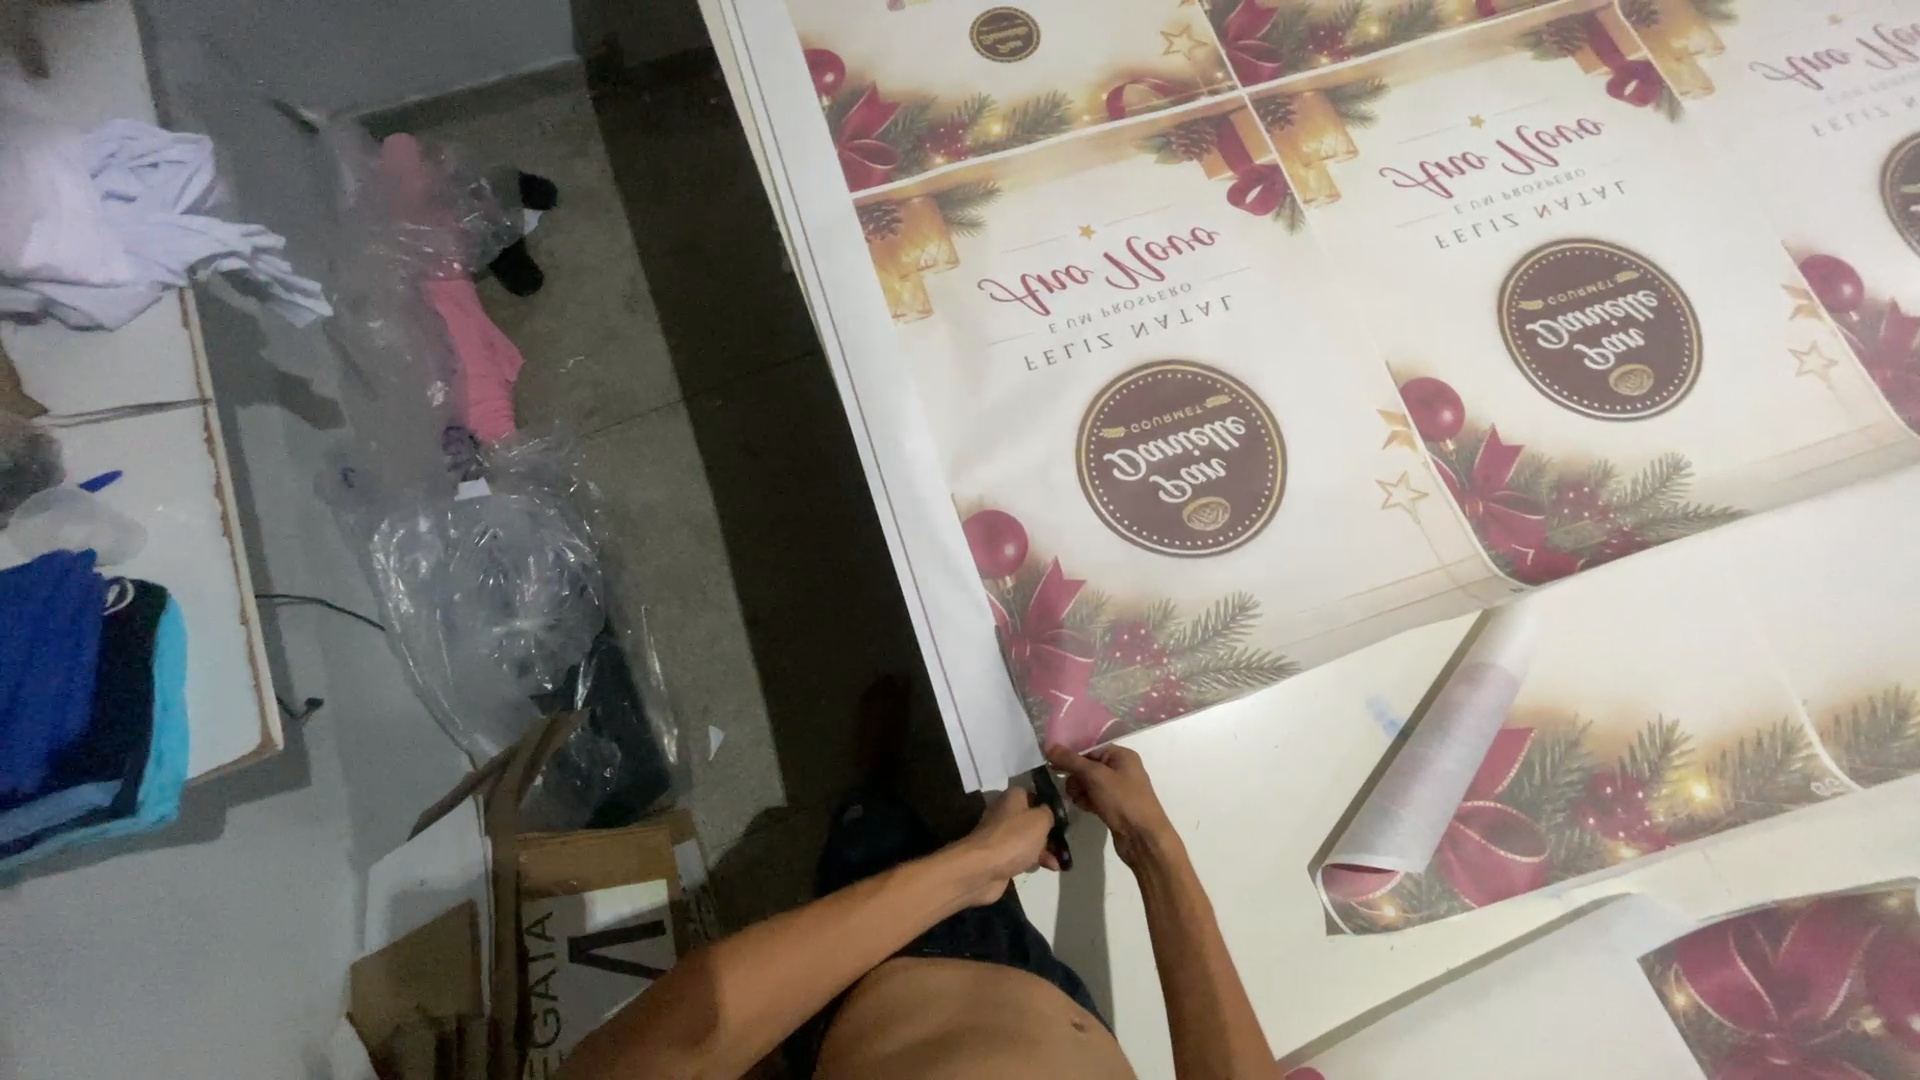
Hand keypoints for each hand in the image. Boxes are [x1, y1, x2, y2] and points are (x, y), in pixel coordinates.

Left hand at [952, 790, 1059, 906]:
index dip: (1050, 807)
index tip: (1065, 820)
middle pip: (1033, 820)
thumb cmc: (1014, 838)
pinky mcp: (1000, 856)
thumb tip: (1059, 804)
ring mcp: (1001, 835)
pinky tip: (1049, 868)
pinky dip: (1034, 861)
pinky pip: (1022, 855)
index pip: (1035, 796)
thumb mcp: (1040, 820)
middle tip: (1064, 844)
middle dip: (1050, 833)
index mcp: (1013, 797)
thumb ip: (1051, 812)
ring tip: (1060, 862)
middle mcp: (1005, 812)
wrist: (982, 869)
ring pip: (1029, 839)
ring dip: (1045, 850)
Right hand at [1045, 743, 1176, 869]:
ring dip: (1079, 790)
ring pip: (1088, 783)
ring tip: (1079, 800)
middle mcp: (1121, 769)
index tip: (1052, 765)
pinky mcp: (1114, 806)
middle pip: (1087, 766)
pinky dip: (1086, 800)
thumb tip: (1049, 746)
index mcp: (1121, 756)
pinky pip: (1093, 797)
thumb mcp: (1095, 776)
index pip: (1089, 749)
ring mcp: (1118, 789)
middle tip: (1071, 788)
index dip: (1071, 756)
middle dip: (1075, 777)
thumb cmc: (1123, 801)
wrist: (1143, 839)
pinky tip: (1084, 808)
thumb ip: (1071, 760)